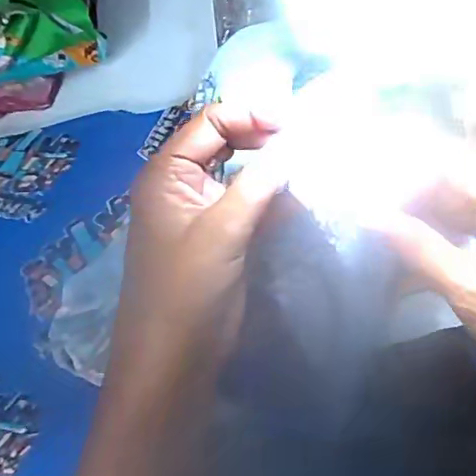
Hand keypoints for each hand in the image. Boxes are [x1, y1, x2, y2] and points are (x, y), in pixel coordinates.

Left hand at [111, 104, 285, 395]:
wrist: (174, 360)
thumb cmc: (187, 290)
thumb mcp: (222, 230)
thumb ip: (258, 184)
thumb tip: (293, 149)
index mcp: (167, 173)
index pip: (210, 123)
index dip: (250, 115)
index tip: (294, 125)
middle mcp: (181, 185)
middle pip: (225, 143)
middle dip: (263, 138)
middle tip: (305, 144)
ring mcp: (201, 212)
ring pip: (241, 173)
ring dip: (272, 168)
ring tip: (309, 168)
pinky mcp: (221, 237)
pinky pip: (249, 203)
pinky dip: (273, 197)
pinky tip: (299, 200)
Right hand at [369, 149, 475, 426]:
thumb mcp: (467, 288)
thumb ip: (417, 246)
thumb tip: (370, 216)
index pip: (449, 167)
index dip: (406, 181)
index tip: (370, 202)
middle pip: (454, 183)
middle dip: (411, 199)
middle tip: (370, 218)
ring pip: (459, 208)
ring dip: (423, 220)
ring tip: (381, 234)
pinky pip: (471, 230)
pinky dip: (441, 239)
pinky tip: (409, 254)